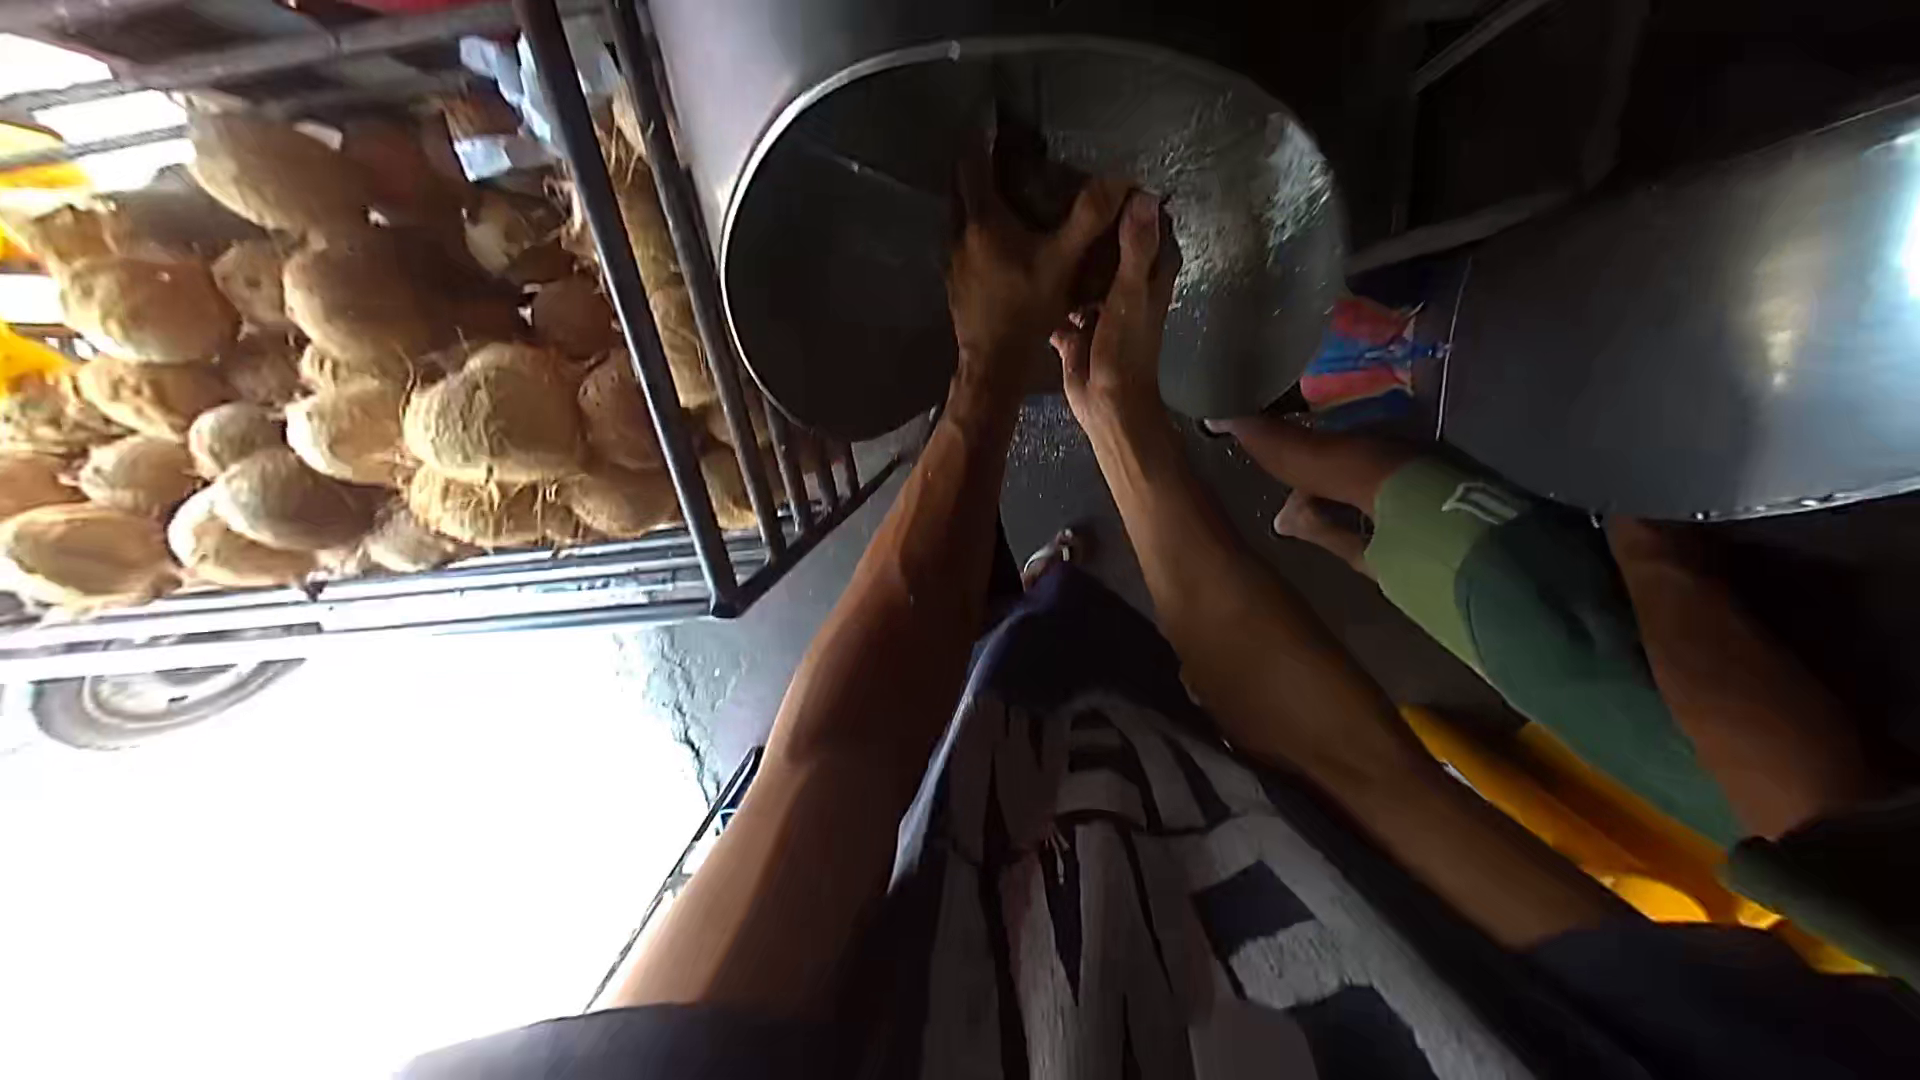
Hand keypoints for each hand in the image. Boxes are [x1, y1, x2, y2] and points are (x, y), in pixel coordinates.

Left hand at [946, 135, 1126, 399]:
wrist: (995, 362)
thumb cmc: (1026, 311)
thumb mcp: (1063, 263)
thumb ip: (1089, 219)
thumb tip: (1120, 180)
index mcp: (982, 221)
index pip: (972, 163)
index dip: (981, 139)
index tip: (993, 124)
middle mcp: (959, 235)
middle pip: (959, 188)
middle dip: (976, 169)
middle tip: (999, 159)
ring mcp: (952, 262)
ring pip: (957, 218)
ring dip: (974, 204)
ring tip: (1001, 199)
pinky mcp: (953, 284)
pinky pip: (960, 246)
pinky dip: (974, 235)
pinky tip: (995, 246)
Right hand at [1052, 191, 1178, 429]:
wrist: (1105, 403)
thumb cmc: (1125, 351)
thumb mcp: (1131, 295)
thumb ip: (1135, 249)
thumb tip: (1143, 195)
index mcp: (1149, 278)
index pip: (1149, 229)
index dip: (1135, 204)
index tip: (1108, 176)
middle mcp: (1125, 289)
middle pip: (1110, 249)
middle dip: (1093, 228)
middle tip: (1060, 192)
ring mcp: (1097, 310)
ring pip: (1084, 275)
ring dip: (1068, 258)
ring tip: (1037, 222)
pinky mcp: (1073, 330)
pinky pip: (1060, 305)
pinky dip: (1048, 292)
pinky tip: (1025, 271)